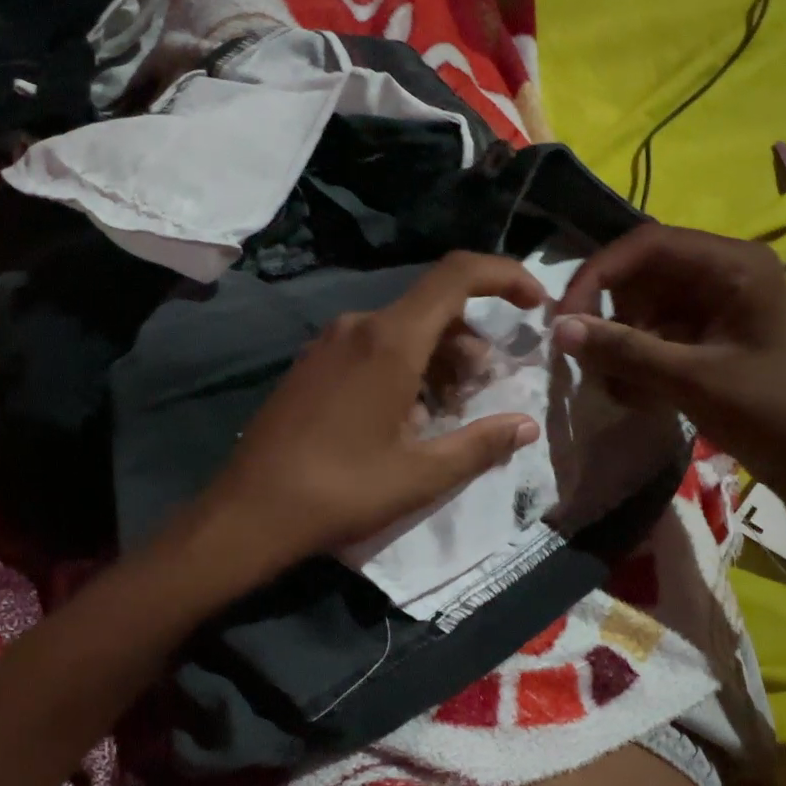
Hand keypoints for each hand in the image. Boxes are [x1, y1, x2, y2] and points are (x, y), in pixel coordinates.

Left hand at [194, 252, 545, 576]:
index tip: (534, 305)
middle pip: (430, 309)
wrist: (251, 511)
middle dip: (469, 343)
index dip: (504, 277)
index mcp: (389, 340)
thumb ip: (480, 444)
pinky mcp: (307, 368)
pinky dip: (398, 370)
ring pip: (398, 332)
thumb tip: (526, 426)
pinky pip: (367, 351)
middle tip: (482, 394)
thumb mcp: (420, 474)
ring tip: (441, 416)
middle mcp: (356, 327)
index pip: (457, 275)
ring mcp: (325, 346)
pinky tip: (398, 421)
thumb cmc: (342, 491)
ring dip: (434, 361)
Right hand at [552, 224, 785, 503]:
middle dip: (609, 319)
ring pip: (643, 312)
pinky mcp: (711, 340)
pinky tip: (641, 399)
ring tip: (622, 391)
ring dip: (622, 349)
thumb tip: (559, 330)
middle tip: (588, 363)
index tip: (563, 320)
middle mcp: (723, 276)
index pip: (647, 245)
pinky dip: (639, 365)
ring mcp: (717, 309)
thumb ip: (626, 351)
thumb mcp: (693, 380)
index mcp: (733, 265)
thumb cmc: (774, 412)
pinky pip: (657, 339)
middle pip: (641, 278)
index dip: (597, 275)